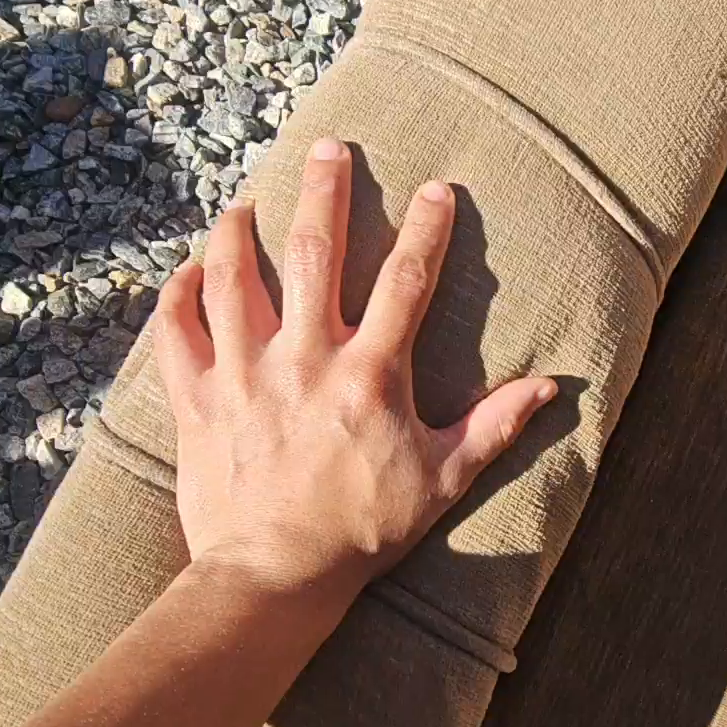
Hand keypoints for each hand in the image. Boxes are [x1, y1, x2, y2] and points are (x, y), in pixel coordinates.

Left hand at [152, 138, 556, 600]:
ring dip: (239, 231)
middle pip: (314, 255)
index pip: (406, 282)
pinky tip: (186, 271)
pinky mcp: (199, 401)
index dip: (427, 229)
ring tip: (246, 201)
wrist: (274, 577)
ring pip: (234, 279)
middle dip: (325, 194)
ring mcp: (244, 375)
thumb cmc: (364, 530)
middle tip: (329, 148)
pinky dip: (178, 296)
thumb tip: (549, 388)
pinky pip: (177, 333)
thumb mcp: (443, 480)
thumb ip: (495, 427)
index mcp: (370, 374)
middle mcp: (305, 359)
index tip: (437, 188)